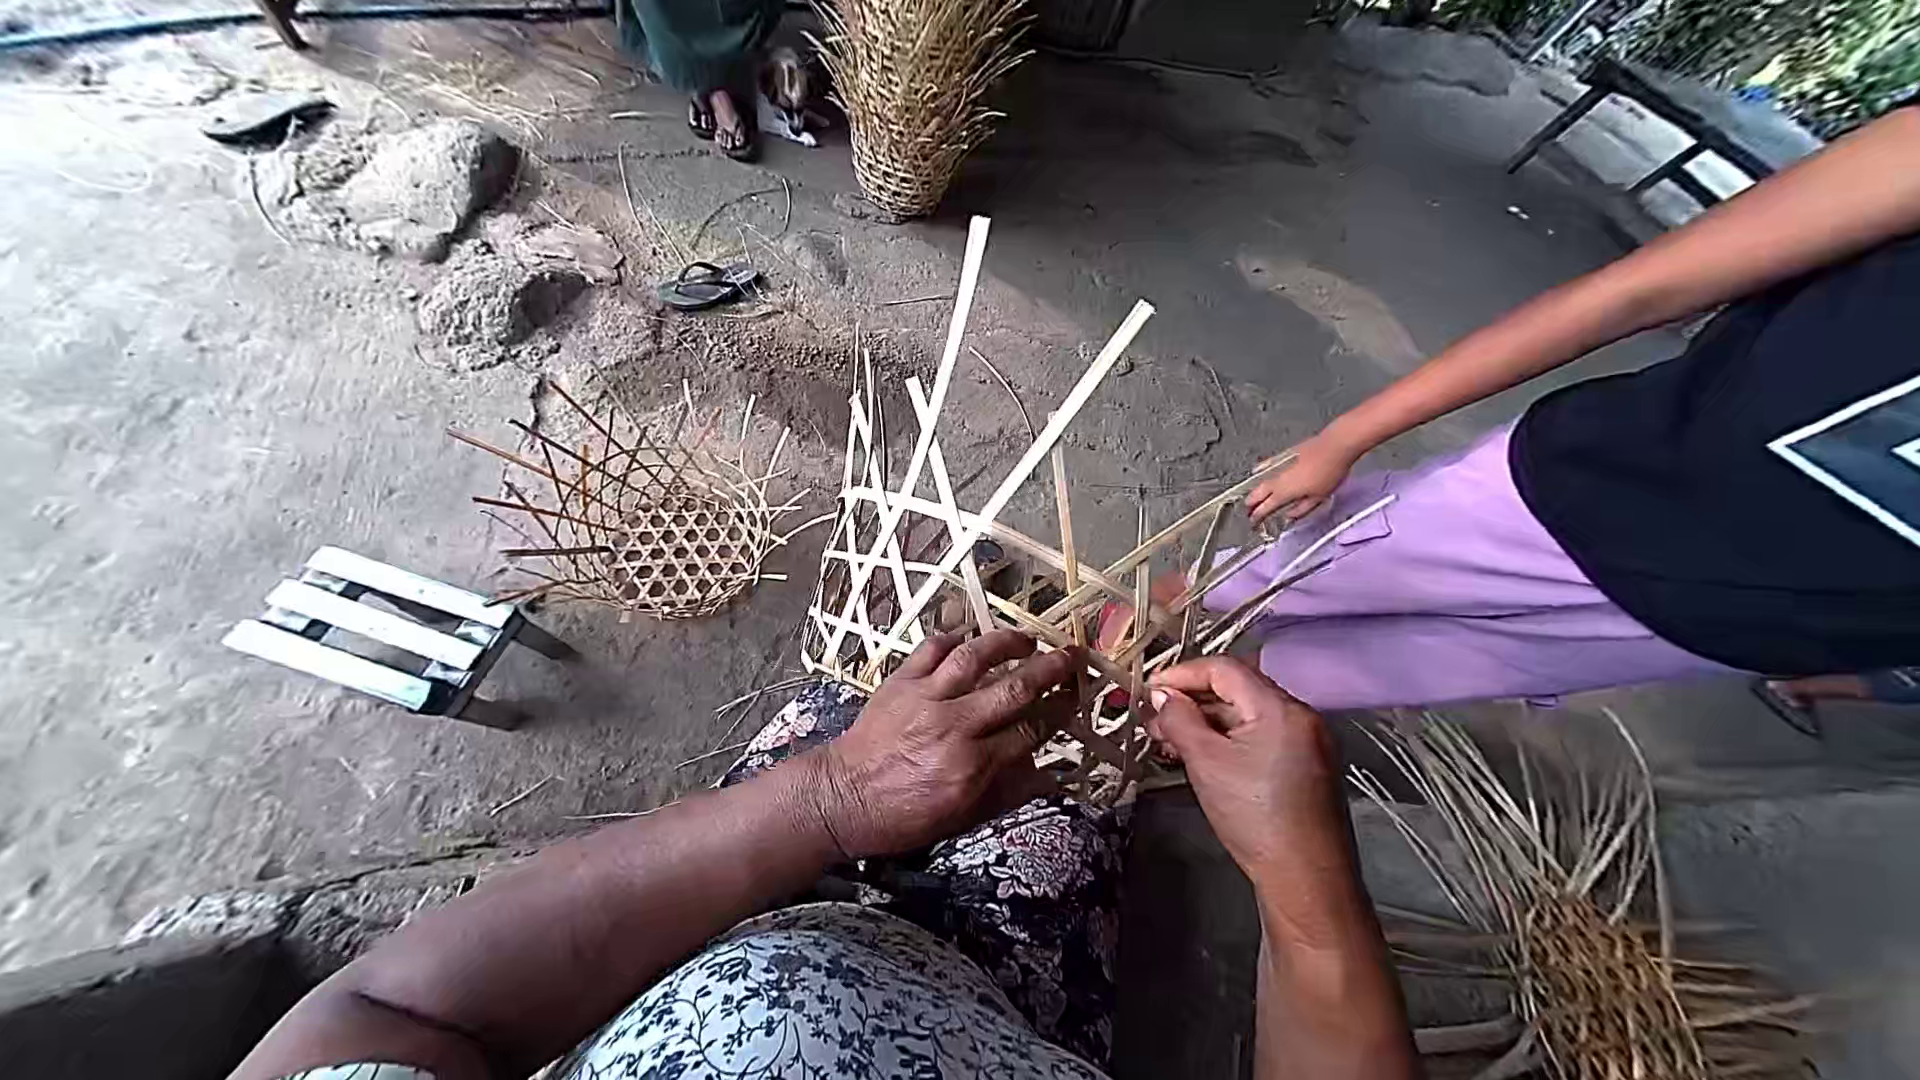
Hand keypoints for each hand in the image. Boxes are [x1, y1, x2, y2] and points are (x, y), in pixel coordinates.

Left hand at [808, 630, 1079, 858]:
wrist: (841, 798)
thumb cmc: (902, 815)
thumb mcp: (961, 818)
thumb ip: (1007, 792)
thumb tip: (1048, 773)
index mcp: (972, 765)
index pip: (1031, 730)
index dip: (1060, 710)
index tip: (1076, 696)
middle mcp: (954, 725)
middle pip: (1014, 688)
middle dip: (1051, 669)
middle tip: (1072, 654)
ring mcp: (925, 697)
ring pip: (975, 658)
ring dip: (1007, 643)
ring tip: (1029, 639)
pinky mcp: (900, 682)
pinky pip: (931, 649)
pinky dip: (952, 638)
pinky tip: (969, 636)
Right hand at [1146, 658, 1343, 885]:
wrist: (1306, 881)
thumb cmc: (1255, 818)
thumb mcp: (1205, 762)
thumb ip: (1179, 719)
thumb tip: (1162, 696)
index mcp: (1280, 708)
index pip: (1224, 669)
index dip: (1182, 673)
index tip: (1152, 689)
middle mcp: (1300, 716)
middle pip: (1236, 688)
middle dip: (1191, 698)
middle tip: (1156, 717)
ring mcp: (1306, 741)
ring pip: (1246, 713)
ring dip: (1206, 719)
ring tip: (1171, 739)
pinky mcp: (1305, 764)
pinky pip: (1259, 734)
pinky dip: (1227, 737)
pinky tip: (1201, 753)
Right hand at [1245, 433, 1361, 526]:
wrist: (1334, 446)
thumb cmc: (1329, 473)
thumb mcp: (1319, 498)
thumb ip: (1302, 509)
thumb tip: (1289, 516)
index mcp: (1283, 494)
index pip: (1263, 509)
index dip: (1257, 517)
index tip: (1254, 523)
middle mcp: (1275, 481)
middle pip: (1256, 495)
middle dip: (1251, 505)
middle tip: (1249, 512)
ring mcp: (1276, 467)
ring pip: (1257, 482)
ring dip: (1253, 492)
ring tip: (1250, 498)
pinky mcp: (1281, 456)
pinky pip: (1263, 466)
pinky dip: (1258, 472)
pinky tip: (1256, 472)